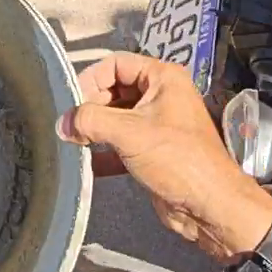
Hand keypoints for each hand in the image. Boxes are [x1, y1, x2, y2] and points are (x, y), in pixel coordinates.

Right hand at [57, 53, 271, 261]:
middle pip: (114, 90)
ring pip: (116, 117)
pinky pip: (121, 143)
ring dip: (95, 129)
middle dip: (90, 107)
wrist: (210, 207)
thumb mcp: (129, 132)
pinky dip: (104, 151)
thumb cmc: (177, 159)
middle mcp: (160, 95)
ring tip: (73, 142)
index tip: (70, 99)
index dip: (91, 78)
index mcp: (162, 78)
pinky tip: (86, 163)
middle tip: (68, 124)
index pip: (116, 64)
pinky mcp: (152, 151)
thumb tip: (61, 123)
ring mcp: (157, 124)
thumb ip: (90, 121)